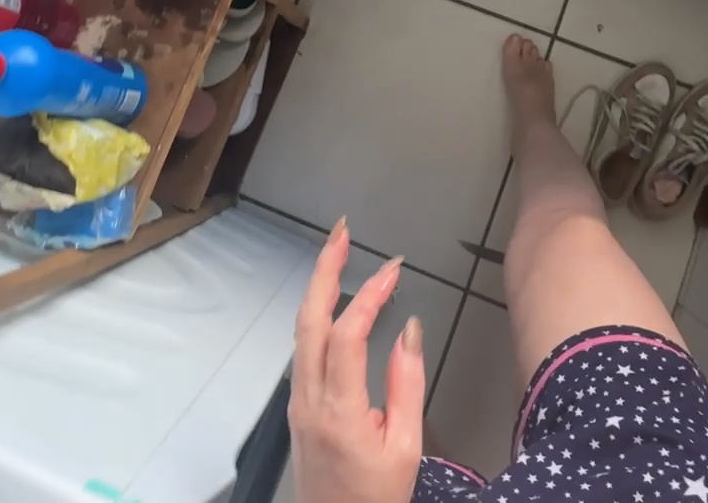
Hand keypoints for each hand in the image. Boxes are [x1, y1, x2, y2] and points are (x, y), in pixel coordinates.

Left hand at [289, 219, 424, 502]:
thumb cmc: (375, 499)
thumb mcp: (406, 449)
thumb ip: (407, 385)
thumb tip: (409, 330)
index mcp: (339, 411)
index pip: (348, 334)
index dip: (369, 295)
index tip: (393, 269)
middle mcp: (310, 399)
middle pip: (309, 319)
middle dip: (324, 269)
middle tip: (342, 231)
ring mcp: (298, 400)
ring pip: (301, 329)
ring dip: (319, 286)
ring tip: (338, 252)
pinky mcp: (299, 404)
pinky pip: (304, 345)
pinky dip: (318, 311)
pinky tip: (333, 297)